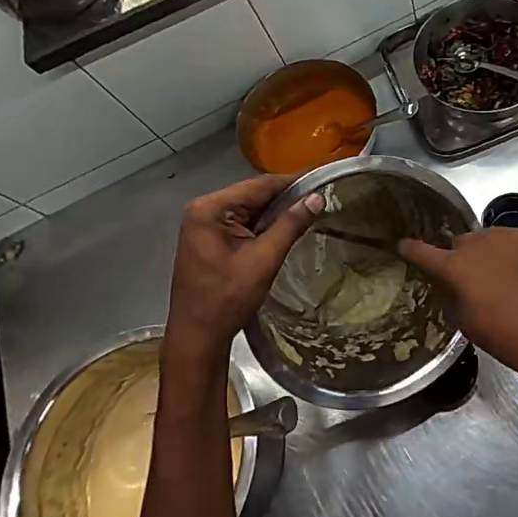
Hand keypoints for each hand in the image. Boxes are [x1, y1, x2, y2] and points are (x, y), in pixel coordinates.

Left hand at [166, 175, 323, 354]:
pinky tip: (283, 230)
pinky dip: (261, 227)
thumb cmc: (226, 300)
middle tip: (320, 199)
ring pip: (247, 210)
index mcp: (210, 208)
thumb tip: (316, 198)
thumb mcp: (263, 260)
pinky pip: (239, 224)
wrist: (197, 336)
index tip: (321, 180)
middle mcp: (203, 209)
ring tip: (309, 212)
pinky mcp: (207, 239)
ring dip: (274, 214)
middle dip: (284, 198)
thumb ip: (289, 225)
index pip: (258, 185)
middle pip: (252, 195)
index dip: (292, 182)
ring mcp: (202, 224)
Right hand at [398, 229, 517, 420]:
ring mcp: (516, 236)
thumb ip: (454, 297)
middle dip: (466, 258)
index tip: (404, 245)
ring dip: (496, 254)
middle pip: (464, 244)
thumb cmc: (515, 341)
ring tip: (512, 282)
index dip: (412, 250)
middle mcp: (482, 243)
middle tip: (480, 284)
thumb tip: (452, 287)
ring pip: (494, 239)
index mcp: (458, 267)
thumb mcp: (471, 326)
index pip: (424, 252)